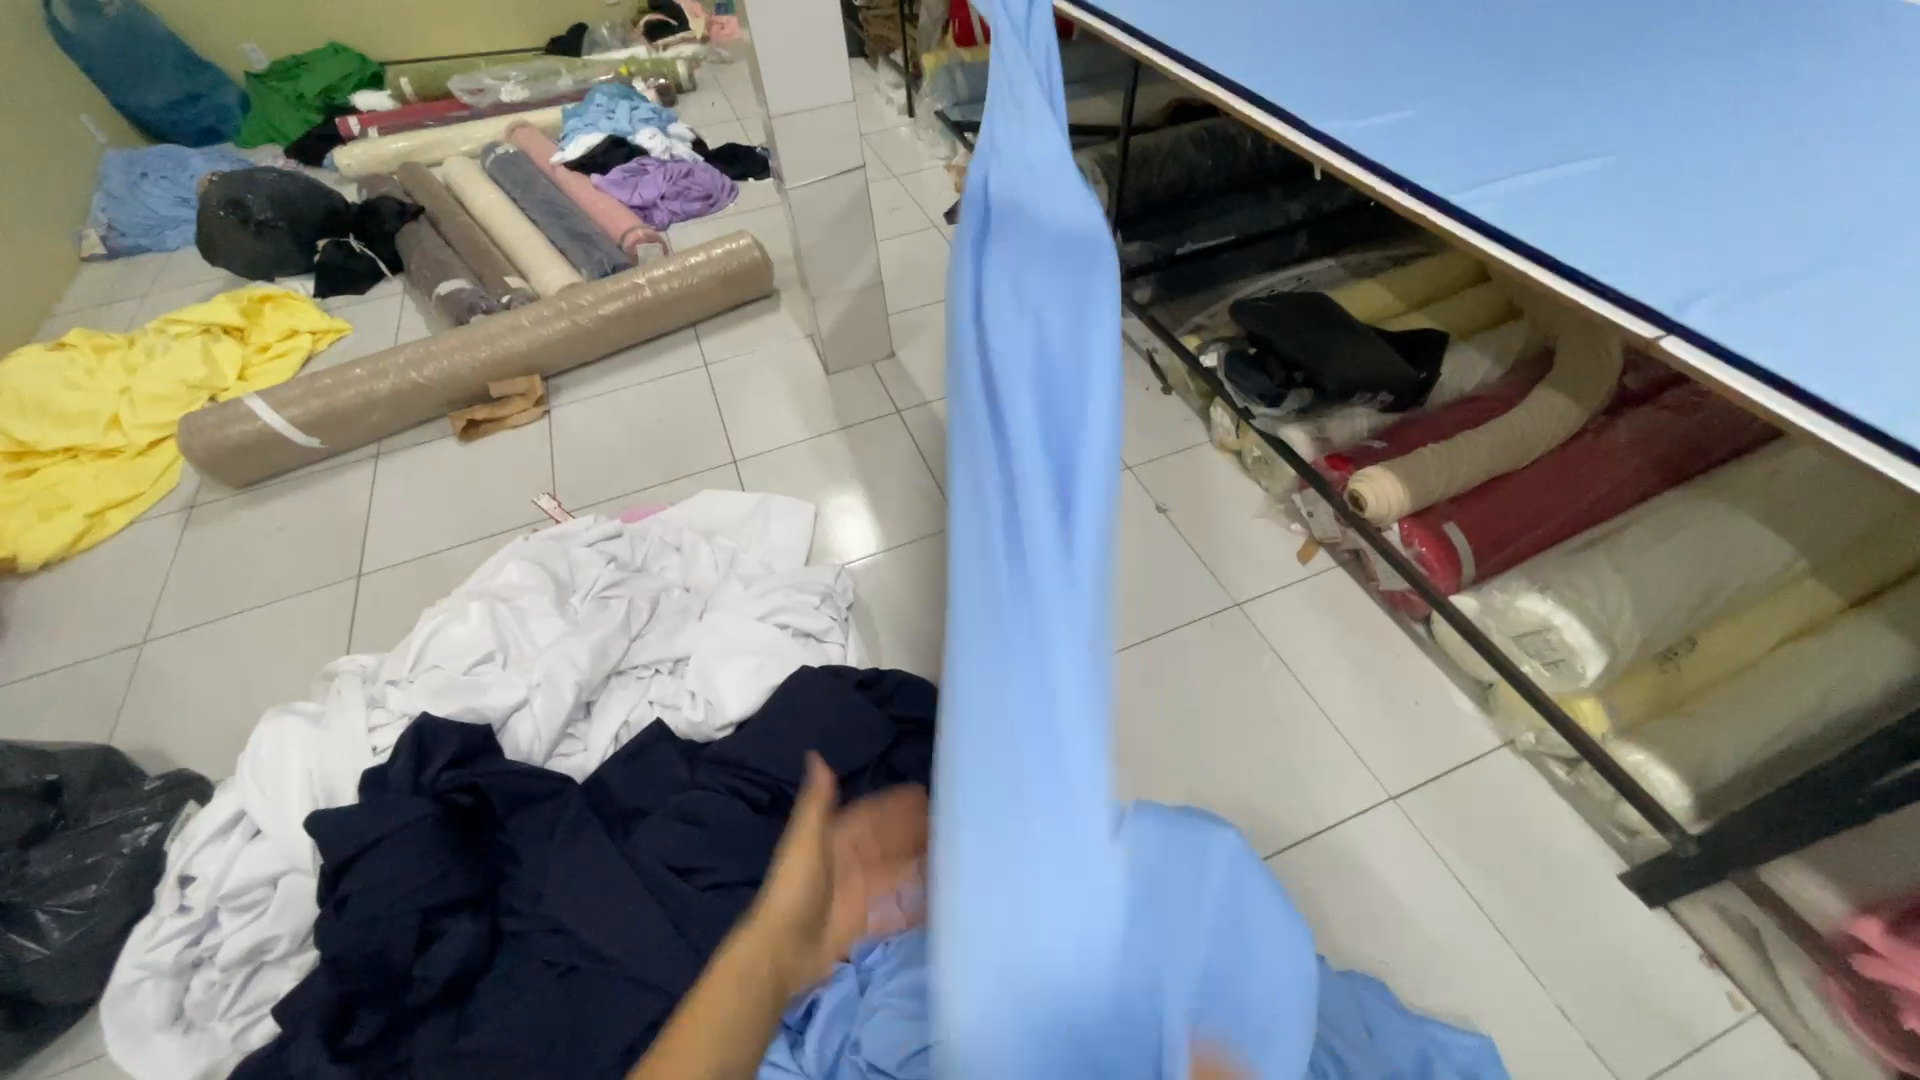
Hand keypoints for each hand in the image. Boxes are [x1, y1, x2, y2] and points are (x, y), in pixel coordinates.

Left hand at [746, 753, 928, 993]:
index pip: (871, 814)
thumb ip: (817, 800)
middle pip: (887, 842)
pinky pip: (894, 908)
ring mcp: (856, 892)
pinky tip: (936, 901)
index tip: (924, 793)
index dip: (894, 804)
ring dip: (917, 864)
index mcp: (834, 837)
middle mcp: (848, 861)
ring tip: (951, 856)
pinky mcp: (862, 921)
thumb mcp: (806, 839)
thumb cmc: (796, 889)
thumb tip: (815, 755)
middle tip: (950, 823)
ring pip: (894, 871)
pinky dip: (912, 905)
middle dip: (913, 832)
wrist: (783, 949)